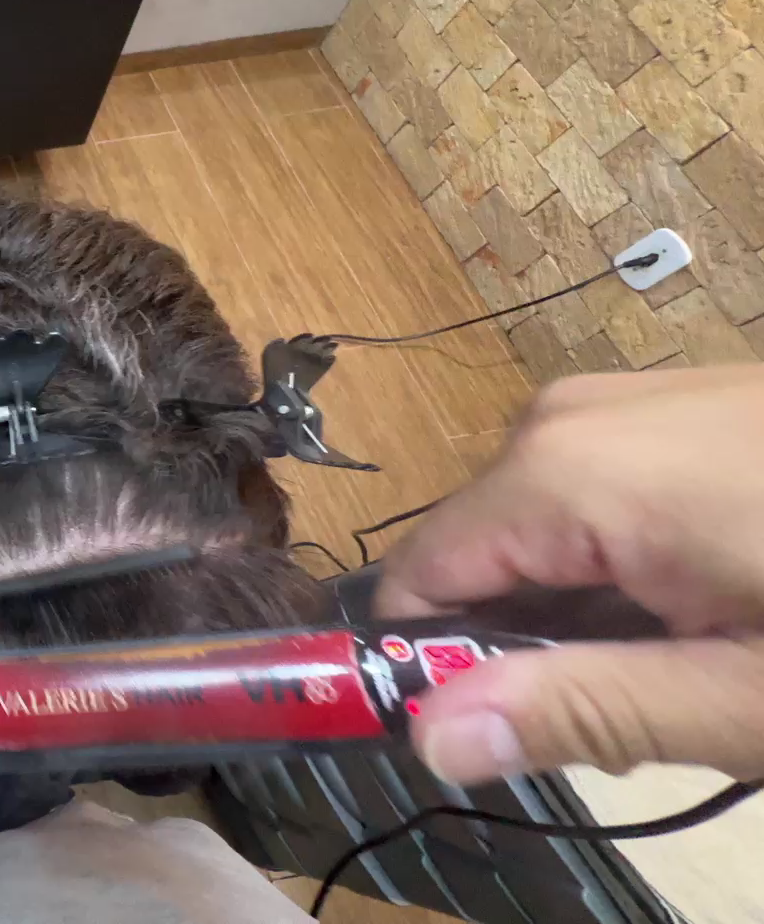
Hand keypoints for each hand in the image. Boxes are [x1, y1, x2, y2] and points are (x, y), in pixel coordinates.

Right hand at [374, 367, 763, 782]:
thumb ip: (587, 711)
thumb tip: (425, 741)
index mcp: (557, 474)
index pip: (417, 576)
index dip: (432, 656)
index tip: (502, 728)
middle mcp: (559, 420)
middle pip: (479, 552)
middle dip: (532, 634)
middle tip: (661, 698)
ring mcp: (620, 403)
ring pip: (536, 526)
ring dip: (586, 602)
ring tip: (711, 648)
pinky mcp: (671, 406)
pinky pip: (591, 491)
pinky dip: (629, 558)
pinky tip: (728, 589)